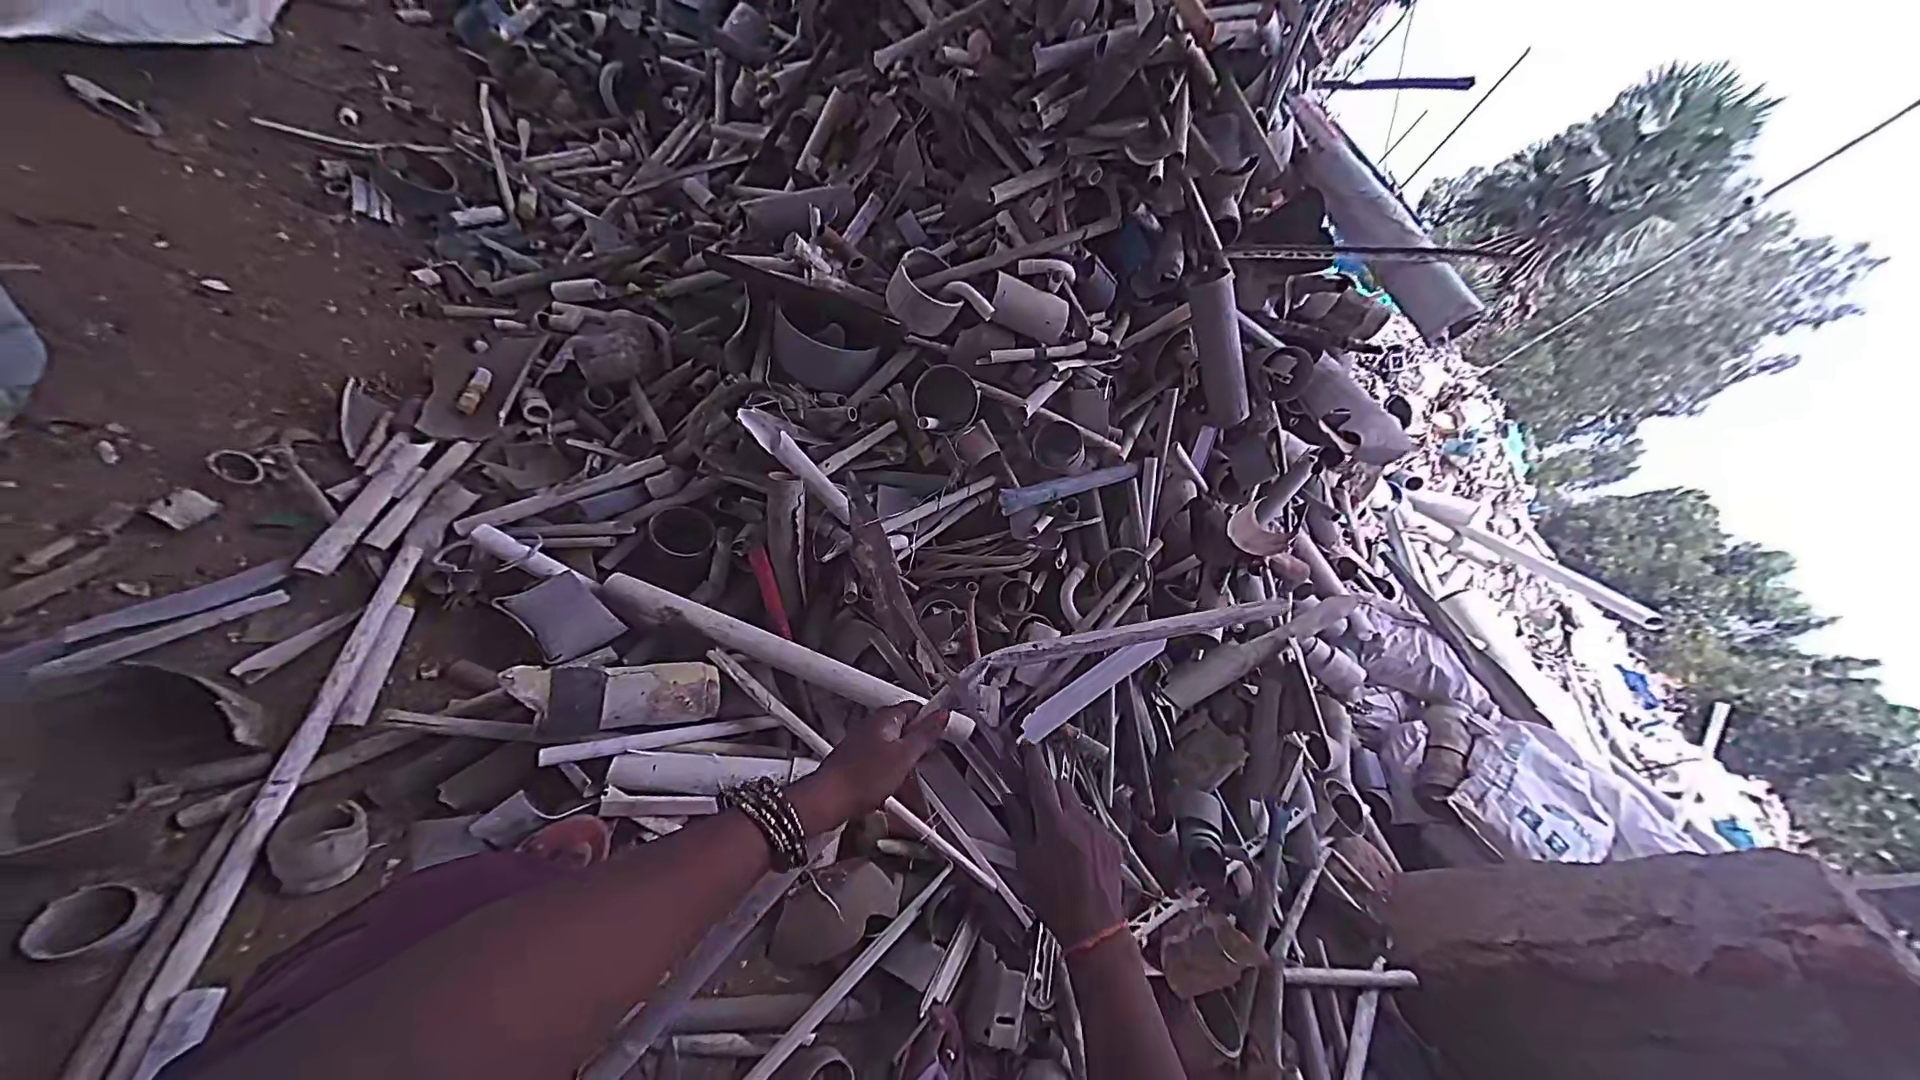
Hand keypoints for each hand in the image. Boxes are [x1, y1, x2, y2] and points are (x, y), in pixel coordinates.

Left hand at [799, 702, 947, 826]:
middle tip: (928, 758)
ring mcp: (863, 745)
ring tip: (910, 778)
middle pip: (905, 729)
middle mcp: (872, 727)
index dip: (933, 719)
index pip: (916, 708)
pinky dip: (891, 773)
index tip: (945, 731)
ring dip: (905, 762)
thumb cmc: (860, 777)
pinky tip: (892, 787)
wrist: (827, 801)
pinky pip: (881, 763)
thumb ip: (925, 735)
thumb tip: (942, 716)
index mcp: (885, 718)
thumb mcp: (905, 756)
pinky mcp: (856, 763)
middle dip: (919, 744)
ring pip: (894, 747)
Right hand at [1017, 744, 1123, 947]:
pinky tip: (1075, 850)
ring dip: (1065, 811)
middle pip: (1061, 787)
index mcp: (1054, 823)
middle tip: (1037, 804)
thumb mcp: (1026, 860)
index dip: (1032, 759)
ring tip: (1056, 838)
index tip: (1028, 748)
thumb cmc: (1056, 901)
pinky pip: (1094, 822)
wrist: (1093, 927)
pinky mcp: (1112, 841)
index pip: (1040, 779)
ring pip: (1077, 805)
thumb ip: (1019, 823)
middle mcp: (1079, 820)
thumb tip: (1011, 799)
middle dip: (1049, 790)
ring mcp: (1098, 830)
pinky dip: (1082, 828)